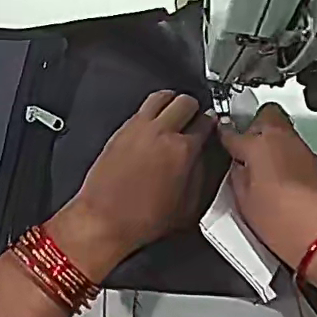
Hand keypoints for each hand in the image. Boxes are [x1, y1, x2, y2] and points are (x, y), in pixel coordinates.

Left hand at [48, 91, 215, 281]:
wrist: (105, 219)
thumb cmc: (140, 219)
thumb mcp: (187, 206)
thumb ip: (200, 176)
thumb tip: (203, 159)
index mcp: (182, 150)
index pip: (205, 123)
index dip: (211, 125)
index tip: (210, 128)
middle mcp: (160, 133)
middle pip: (185, 102)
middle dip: (194, 108)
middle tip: (194, 117)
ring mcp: (138, 128)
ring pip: (161, 97)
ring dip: (171, 102)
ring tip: (175, 112)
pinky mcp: (120, 131)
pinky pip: (141, 109)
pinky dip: (151, 112)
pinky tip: (153, 124)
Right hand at [218, 103, 316, 267]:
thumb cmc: (287, 223)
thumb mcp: (243, 200)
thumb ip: (235, 174)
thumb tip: (235, 167)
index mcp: (258, 144)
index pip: (231, 131)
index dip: (223, 135)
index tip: (221, 139)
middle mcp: (282, 139)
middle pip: (264, 114)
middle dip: (251, 125)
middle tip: (242, 144)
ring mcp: (302, 149)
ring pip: (281, 130)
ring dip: (269, 140)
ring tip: (259, 166)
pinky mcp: (316, 163)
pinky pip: (293, 148)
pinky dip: (283, 156)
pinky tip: (277, 178)